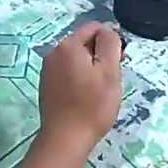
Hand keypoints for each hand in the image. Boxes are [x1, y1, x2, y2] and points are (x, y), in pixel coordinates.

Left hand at [37, 23, 123, 153]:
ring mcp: (48, 69)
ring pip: (77, 58)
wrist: (65, 138)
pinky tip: (87, 95)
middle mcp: (54, 53)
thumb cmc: (92, 105)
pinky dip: (80, 77)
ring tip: (101, 89)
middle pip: (84, 42)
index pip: (94, 28)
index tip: (121, 60)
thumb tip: (108, 30)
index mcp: (68, 46)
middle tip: (113, 78)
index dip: (111, 40)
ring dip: (92, 67)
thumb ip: (110, 44)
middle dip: (101, 54)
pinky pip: (68, 71)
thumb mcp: (109, 72)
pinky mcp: (47, 84)